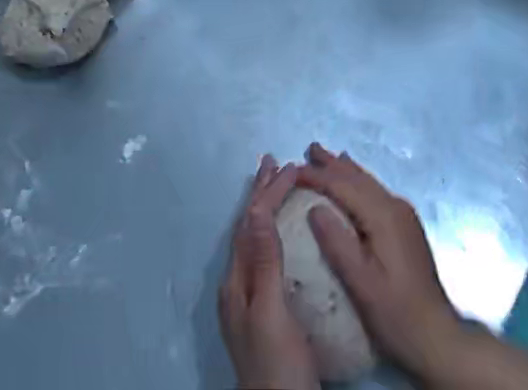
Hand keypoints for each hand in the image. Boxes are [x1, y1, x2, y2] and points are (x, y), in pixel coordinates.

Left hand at [219, 155, 319, 389]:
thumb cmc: (279, 365)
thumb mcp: (271, 311)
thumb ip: (264, 261)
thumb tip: (255, 208)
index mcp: (237, 283)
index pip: (251, 224)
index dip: (269, 192)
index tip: (290, 166)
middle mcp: (239, 287)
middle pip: (248, 229)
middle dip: (261, 194)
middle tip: (275, 162)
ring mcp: (251, 300)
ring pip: (256, 241)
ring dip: (266, 210)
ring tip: (276, 187)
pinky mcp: (267, 311)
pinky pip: (267, 256)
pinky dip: (275, 233)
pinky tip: (287, 235)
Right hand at [298, 144, 467, 382]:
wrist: (436, 334)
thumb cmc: (395, 313)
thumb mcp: (361, 284)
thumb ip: (337, 244)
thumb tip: (314, 208)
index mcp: (384, 216)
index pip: (344, 186)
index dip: (317, 176)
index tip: (291, 170)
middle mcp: (395, 207)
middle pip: (358, 178)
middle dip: (332, 163)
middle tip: (308, 149)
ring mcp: (403, 215)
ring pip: (368, 183)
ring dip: (346, 170)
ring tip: (326, 157)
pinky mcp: (405, 226)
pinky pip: (375, 193)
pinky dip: (358, 183)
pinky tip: (353, 184)